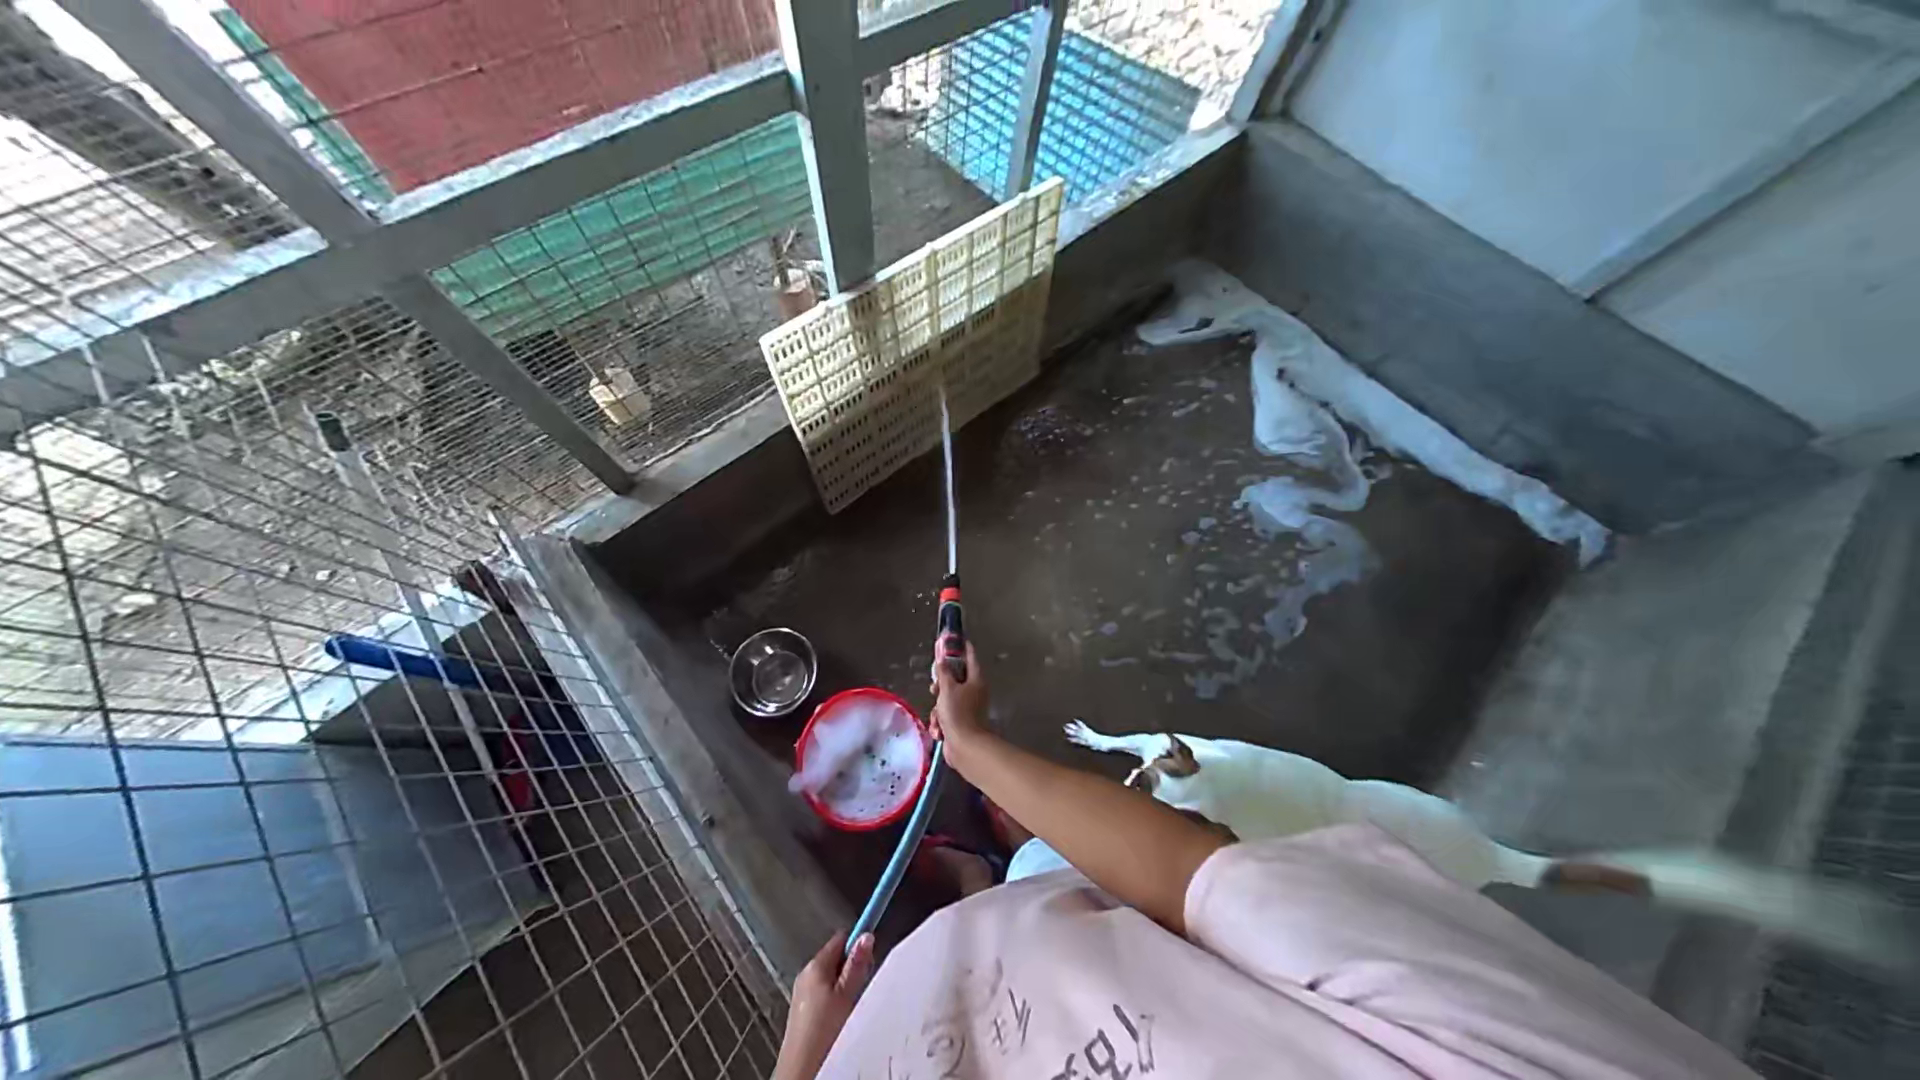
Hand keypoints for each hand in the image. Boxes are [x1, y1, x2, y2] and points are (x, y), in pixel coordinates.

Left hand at [773, 930, 874, 1079]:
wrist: (801, 1071)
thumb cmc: (823, 1032)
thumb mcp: (847, 995)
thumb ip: (857, 965)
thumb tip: (866, 936)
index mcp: (815, 966)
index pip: (840, 939)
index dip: (857, 943)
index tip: (871, 952)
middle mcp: (805, 975)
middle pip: (836, 959)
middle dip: (853, 968)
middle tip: (863, 985)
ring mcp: (803, 995)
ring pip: (832, 979)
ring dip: (846, 987)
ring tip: (853, 1005)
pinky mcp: (803, 1013)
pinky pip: (825, 996)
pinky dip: (836, 1002)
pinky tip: (842, 1019)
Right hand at [930, 642, 990, 749]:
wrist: (965, 746)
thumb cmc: (958, 712)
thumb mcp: (947, 688)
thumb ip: (943, 670)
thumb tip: (942, 651)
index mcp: (976, 679)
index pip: (969, 656)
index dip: (960, 647)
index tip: (951, 640)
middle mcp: (975, 691)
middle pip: (955, 679)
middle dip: (941, 685)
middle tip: (935, 688)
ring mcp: (969, 708)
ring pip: (947, 698)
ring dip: (938, 707)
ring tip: (937, 716)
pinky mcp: (961, 722)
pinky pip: (946, 715)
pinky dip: (940, 721)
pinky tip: (939, 729)